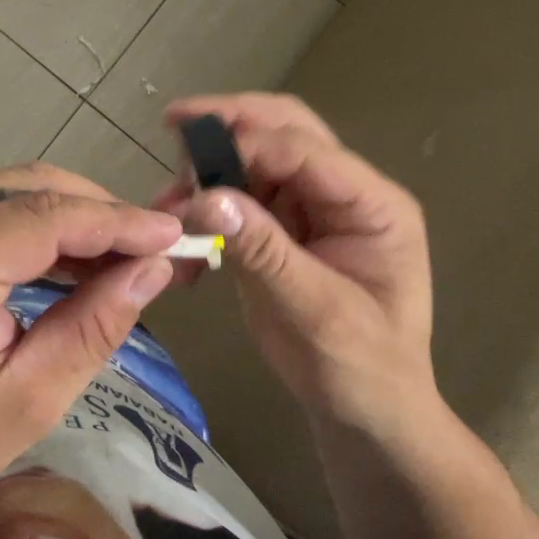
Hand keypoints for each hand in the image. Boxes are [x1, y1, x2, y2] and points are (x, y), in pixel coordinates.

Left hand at [0, 161, 183, 503]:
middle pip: (33, 188)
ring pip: (18, 188)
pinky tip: (80, 260)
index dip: (116, 221)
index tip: (176, 236)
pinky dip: (45, 223)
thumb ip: (92, 328)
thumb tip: (154, 270)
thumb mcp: (29, 401)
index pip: (46, 217)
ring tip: (127, 259)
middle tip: (155, 251)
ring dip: (76, 215)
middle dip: (101, 212)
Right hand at [155, 94, 435, 432]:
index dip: (246, 144)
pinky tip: (181, 234)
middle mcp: (341, 193)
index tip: (189, 161)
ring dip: (207, 170)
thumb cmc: (360, 369)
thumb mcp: (316, 312)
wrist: (364, 414)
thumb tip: (207, 197)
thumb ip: (263, 252)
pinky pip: (235, 197)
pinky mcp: (278, 227)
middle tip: (172, 124)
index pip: (305, 150)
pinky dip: (204, 206)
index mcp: (372, 205)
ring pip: (252, 158)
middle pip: (283, 131)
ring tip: (167, 203)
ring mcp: (309, 207)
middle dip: (227, 126)